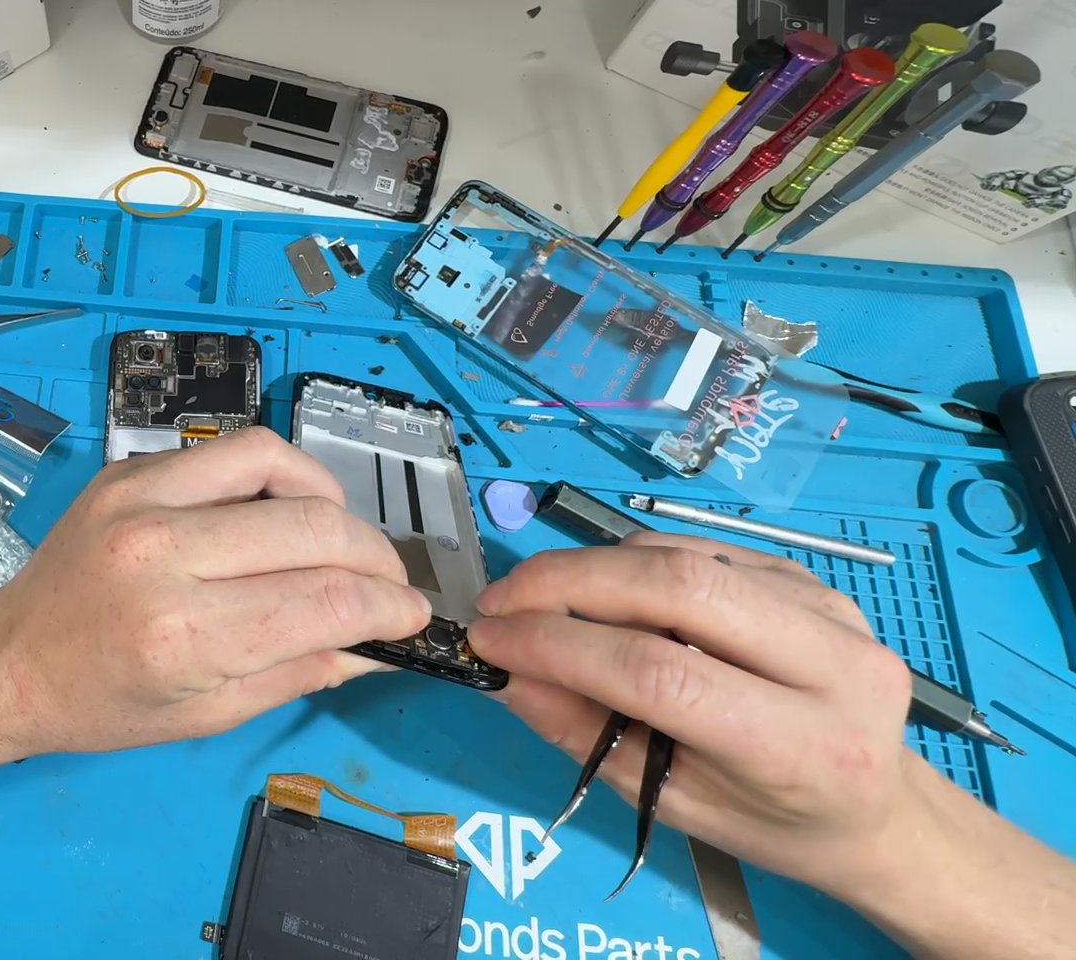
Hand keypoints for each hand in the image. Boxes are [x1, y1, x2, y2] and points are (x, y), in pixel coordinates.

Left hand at [0, 427, 430, 756]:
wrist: (12, 658)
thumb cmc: (102, 704)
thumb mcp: (207, 714)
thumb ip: (300, 671)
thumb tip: (376, 643)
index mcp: (182, 634)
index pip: (325, 601)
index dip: (389, 608)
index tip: (411, 617)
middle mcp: (163, 553)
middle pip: (313, 527)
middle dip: (375, 558)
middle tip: (387, 584)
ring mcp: (139, 498)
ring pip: (274, 464)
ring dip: (329, 499)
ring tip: (338, 537)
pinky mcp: (127, 471)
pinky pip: (225, 451)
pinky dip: (274, 473)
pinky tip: (279, 507)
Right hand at [465, 531, 929, 899]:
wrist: (880, 807)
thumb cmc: (767, 819)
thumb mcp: (663, 798)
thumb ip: (577, 729)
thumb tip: (502, 669)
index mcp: (804, 748)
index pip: (657, 673)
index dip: (556, 646)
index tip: (486, 640)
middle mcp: (834, 665)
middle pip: (673, 587)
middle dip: (562, 582)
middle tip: (498, 601)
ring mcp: (824, 608)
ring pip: (673, 556)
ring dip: (580, 569)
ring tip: (534, 598)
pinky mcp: (802, 576)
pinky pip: (685, 548)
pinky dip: (617, 561)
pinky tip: (598, 594)